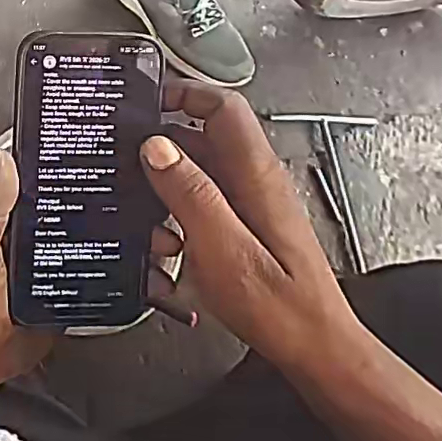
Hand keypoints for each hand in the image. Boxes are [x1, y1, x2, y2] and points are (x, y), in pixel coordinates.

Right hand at [140, 81, 360, 368]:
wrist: (314, 347)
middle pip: (201, 137)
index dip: (184, 94)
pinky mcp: (241, 222)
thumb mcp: (224, 249)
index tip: (145, 102)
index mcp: (255, 175)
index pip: (222, 107)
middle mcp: (253, 179)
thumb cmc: (279, 306)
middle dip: (160, 150)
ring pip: (196, 172)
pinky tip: (167, 246)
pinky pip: (201, 201)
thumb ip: (190, 194)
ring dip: (165, 190)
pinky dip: (177, 215)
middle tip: (127, 170)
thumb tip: (156, 146)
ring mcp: (248, 201)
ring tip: (150, 225)